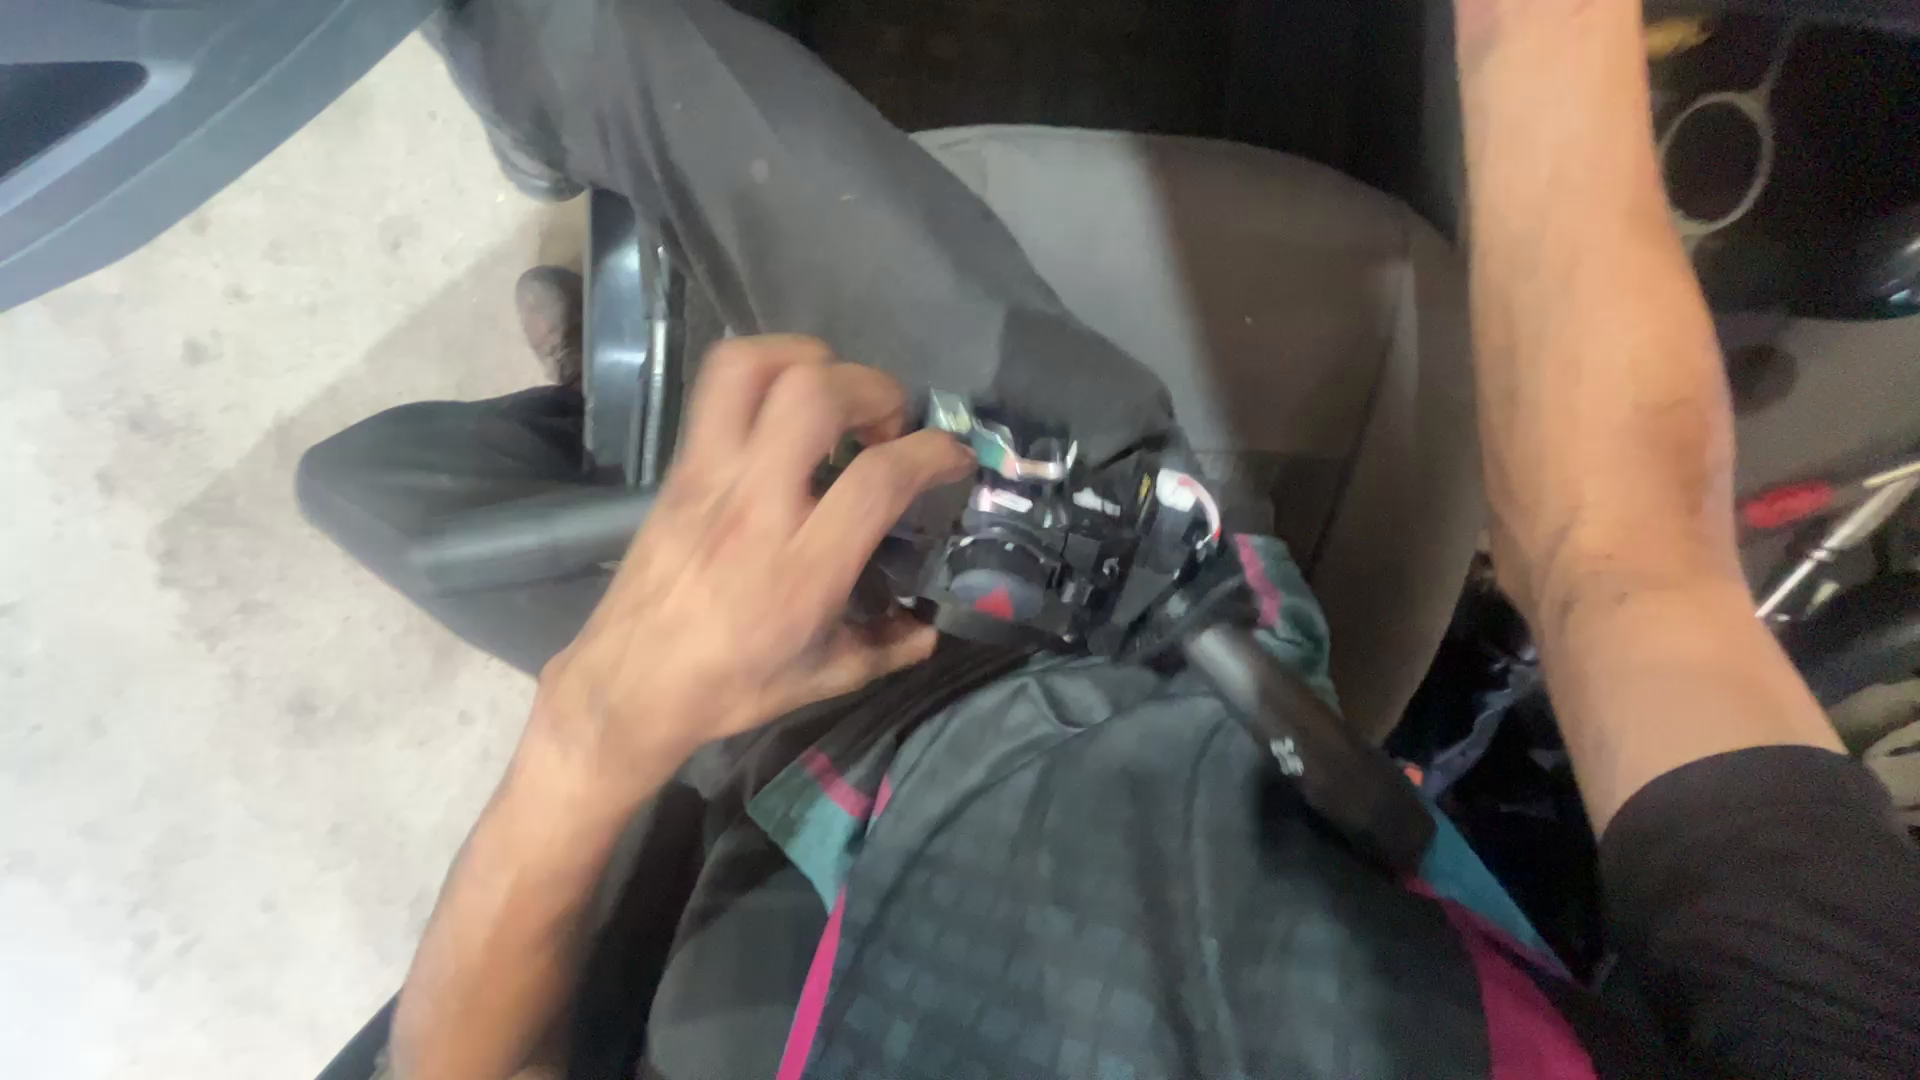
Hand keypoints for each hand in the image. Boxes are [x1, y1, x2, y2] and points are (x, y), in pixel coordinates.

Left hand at [529, 335, 974, 795]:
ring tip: (837, 394)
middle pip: (815, 396)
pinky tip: (788, 409)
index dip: (932, 452)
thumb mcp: (825, 676)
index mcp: (803, 569)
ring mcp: (710, 478)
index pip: (879, 479)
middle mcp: (756, 506)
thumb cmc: (731, 686)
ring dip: (811, 360)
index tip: (954, 456)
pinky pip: (716, 389)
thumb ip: (889, 646)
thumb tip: (930, 627)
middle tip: (889, 425)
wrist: (628, 687)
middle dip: (873, 389)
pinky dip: (765, 371)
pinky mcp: (680, 469)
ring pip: (752, 370)